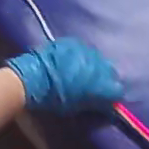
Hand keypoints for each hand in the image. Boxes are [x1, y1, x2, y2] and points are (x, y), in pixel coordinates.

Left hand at [6, 38, 122, 116]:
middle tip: (94, 84)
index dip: (111, 94)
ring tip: (83, 71)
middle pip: (109, 71)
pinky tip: (73, 61)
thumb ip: (94, 103)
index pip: (117, 89)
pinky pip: (82, 49)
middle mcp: (99, 63)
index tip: (105, 98)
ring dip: (93, 65)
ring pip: (97, 58)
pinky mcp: (73, 42)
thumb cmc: (54, 99)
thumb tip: (104, 103)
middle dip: (104, 77)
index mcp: (101, 83)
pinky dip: (80, 56)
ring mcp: (86, 50)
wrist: (32, 79)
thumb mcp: (78, 107)